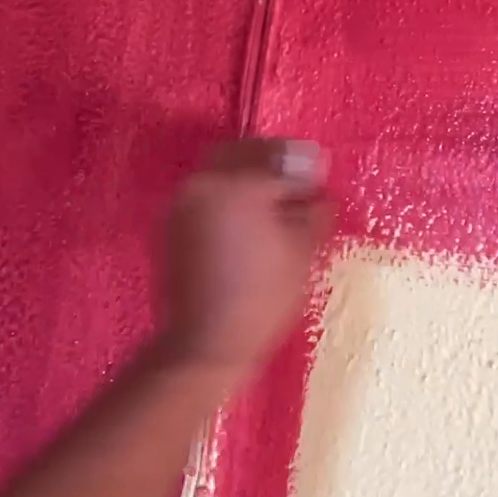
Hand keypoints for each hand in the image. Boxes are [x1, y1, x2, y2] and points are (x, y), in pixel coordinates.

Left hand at [155, 138, 333, 372]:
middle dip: (274, 160)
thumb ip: (315, 209)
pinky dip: (231, 196)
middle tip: (300, 177)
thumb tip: (319, 192)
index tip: (324, 170)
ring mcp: (183, 205)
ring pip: (221, 172)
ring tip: (278, 200)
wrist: (207, 343)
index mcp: (236, 184)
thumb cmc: (264, 296)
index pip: (280, 159)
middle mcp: (203, 184)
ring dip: (250, 175)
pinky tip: (252, 219)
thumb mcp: (304, 250)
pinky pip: (208, 195)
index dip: (307, 164)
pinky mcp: (173, 227)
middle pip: (243, 153)